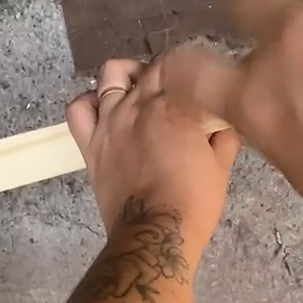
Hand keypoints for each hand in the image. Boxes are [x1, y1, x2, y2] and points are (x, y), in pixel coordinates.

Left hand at [66, 59, 241, 261]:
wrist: (155, 234)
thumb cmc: (193, 203)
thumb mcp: (221, 168)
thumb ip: (224, 137)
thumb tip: (223, 124)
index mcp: (177, 106)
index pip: (188, 70)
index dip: (198, 76)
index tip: (205, 89)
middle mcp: (141, 104)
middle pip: (153, 68)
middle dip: (170, 73)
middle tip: (179, 93)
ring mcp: (111, 120)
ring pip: (112, 74)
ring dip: (129, 74)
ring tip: (139, 89)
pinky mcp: (91, 143)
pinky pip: (78, 109)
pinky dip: (88, 101)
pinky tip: (104, 109)